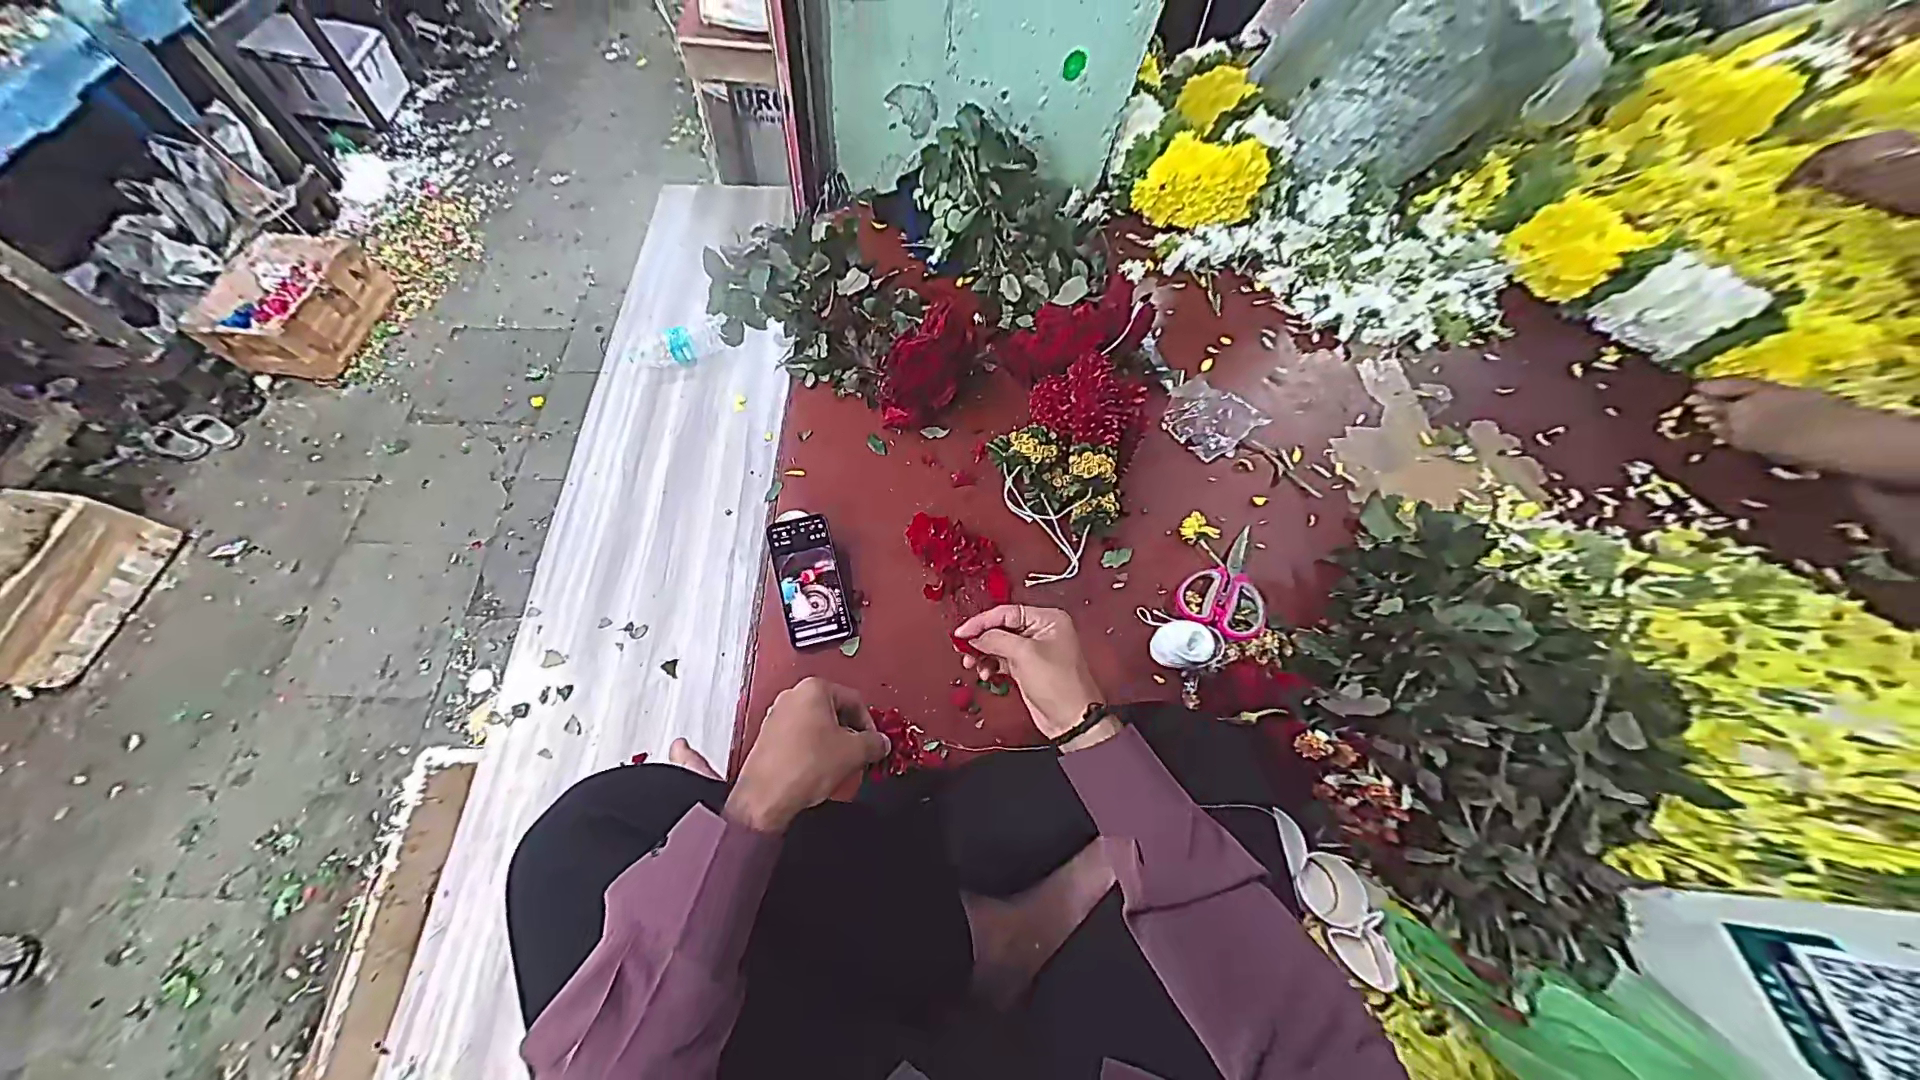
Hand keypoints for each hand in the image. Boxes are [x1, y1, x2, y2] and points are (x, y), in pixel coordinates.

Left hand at [726, 678, 889, 833]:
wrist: (765, 797)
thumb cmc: (807, 765)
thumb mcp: (854, 753)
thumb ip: (874, 743)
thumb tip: (881, 743)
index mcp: (814, 689)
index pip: (854, 700)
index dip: (869, 724)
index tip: (873, 743)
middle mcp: (793, 696)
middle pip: (834, 712)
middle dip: (850, 736)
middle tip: (859, 756)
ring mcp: (777, 716)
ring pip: (817, 727)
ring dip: (833, 745)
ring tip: (839, 768)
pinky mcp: (768, 737)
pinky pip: (800, 739)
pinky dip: (813, 752)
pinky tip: (818, 773)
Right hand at [954, 605, 1105, 740]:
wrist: (1071, 720)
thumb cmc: (1061, 686)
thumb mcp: (1025, 655)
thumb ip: (997, 640)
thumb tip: (976, 635)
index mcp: (1048, 619)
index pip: (1007, 612)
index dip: (982, 621)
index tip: (963, 631)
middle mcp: (1042, 631)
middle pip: (1002, 627)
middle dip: (982, 638)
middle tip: (964, 648)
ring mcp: (1035, 650)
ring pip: (999, 644)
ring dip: (983, 653)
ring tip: (973, 663)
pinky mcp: (1028, 666)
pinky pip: (1003, 658)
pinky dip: (991, 664)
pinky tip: (986, 672)